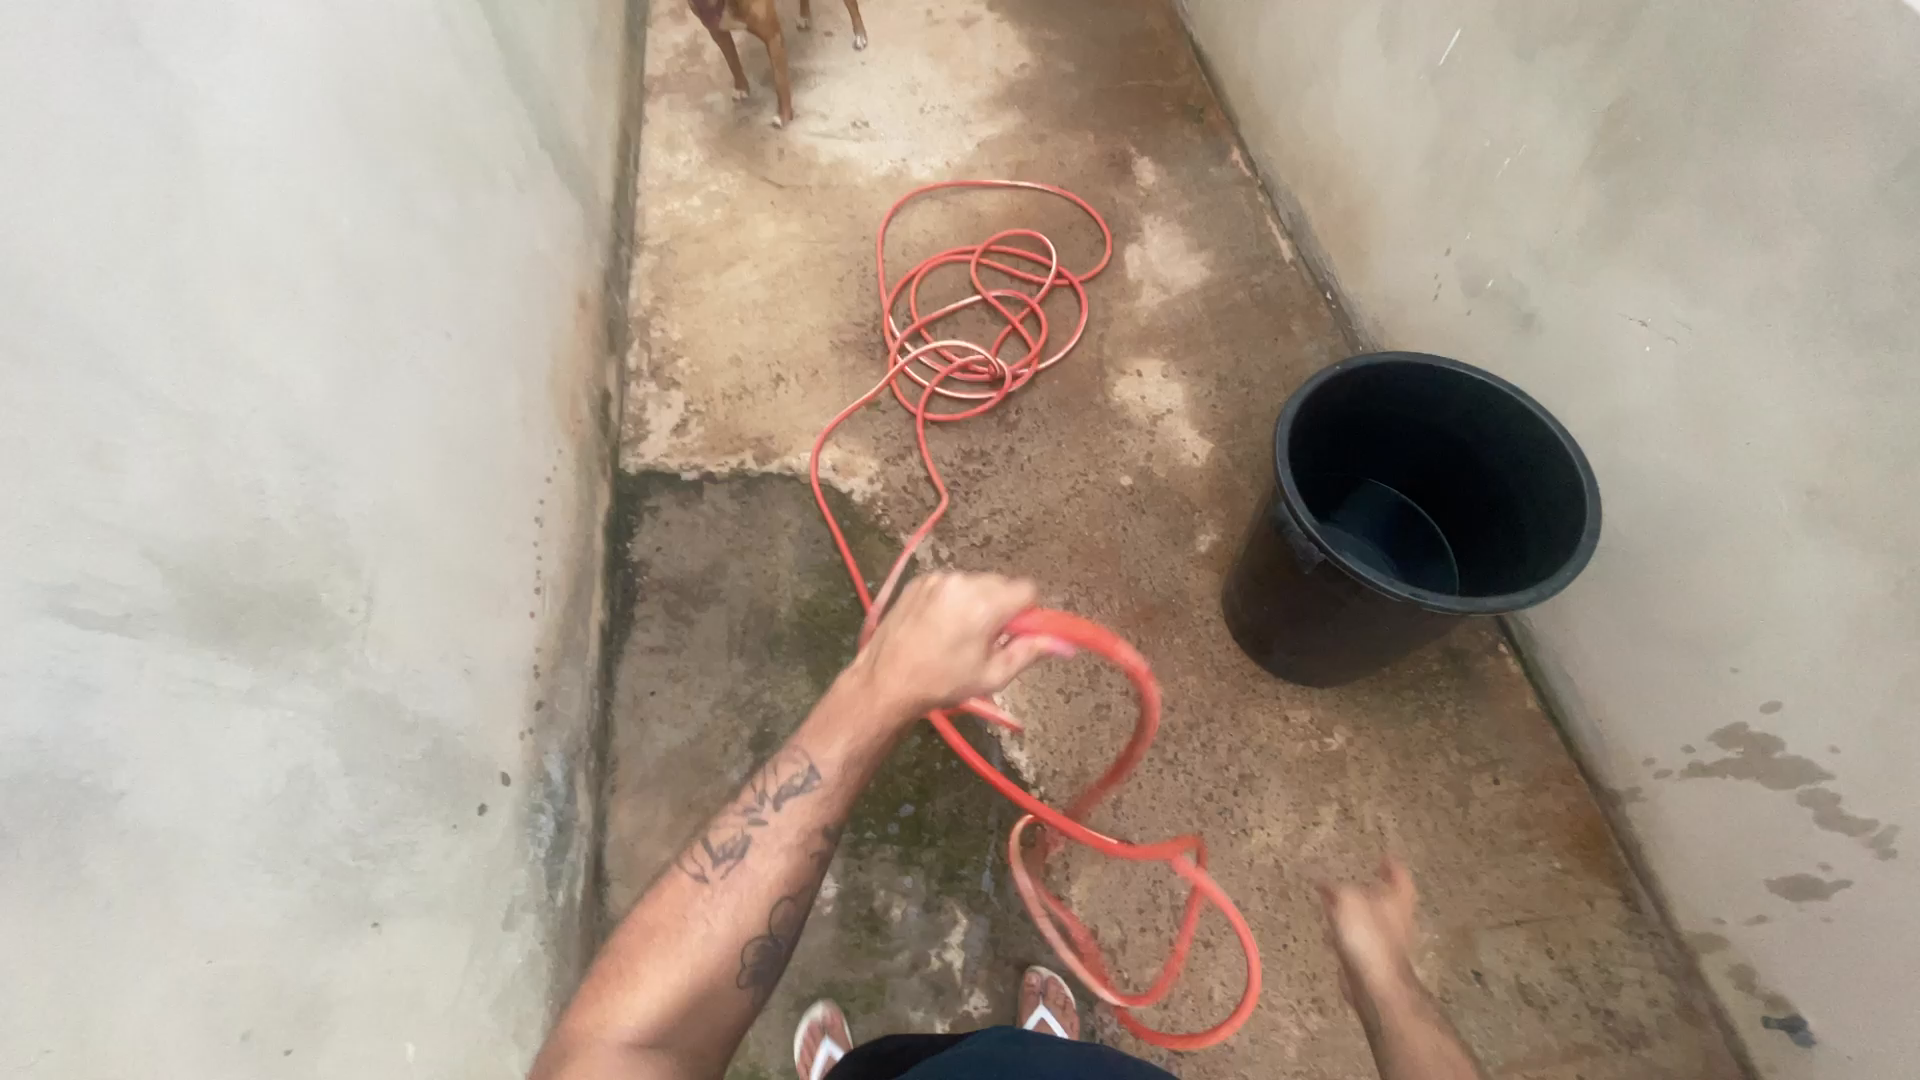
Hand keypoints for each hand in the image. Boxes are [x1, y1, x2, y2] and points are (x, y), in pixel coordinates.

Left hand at [845, 571, 1062, 719]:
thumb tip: (1065, 643)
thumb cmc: (942, 683)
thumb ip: (1031, 652)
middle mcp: (963, 582)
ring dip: (978, 602)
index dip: (1028, 612)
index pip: (1028, 589)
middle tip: (986, 639)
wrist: (886, 680)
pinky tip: (940, 625)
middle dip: (1003, 607)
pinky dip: (954, 599)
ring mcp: (939, 578)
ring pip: (977, 583)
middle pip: (1002, 584)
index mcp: (985, 605)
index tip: (1015, 633)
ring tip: (959, 634)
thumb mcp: (993, 675)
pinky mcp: (921, 580)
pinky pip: (952, 584)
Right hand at [1319, 857, 1420, 1004]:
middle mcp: (1396, 919)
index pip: (1399, 876)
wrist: (1375, 985)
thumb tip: (1322, 881)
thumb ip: (1334, 887)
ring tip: (1335, 899)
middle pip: (1386, 898)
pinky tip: (1331, 928)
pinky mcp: (1372, 958)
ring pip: (1370, 918)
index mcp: (1396, 900)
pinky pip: (1357, 936)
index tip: (1383, 855)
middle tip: (1355, 877)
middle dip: (1371, 888)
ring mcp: (1386, 941)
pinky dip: (1346, 929)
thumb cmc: (1367, 936)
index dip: (1391, 865)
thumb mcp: (1346, 898)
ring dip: (1355, 909)